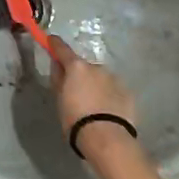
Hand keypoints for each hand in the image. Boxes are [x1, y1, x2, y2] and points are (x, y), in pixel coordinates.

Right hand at [47, 35, 136, 152]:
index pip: (63, 49)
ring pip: (100, 78)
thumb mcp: (60, 100)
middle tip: (75, 93)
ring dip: (95, 85)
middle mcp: (97, 67)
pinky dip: (108, 95)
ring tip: (93, 106)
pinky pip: (113, 89)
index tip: (51, 40)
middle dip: (79, 75)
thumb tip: (57, 65)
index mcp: (77, 68)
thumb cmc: (76, 120)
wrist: (107, 138)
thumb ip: (58, 79)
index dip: (55, 44)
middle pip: (84, 67)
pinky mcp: (127, 92)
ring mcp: (114, 78)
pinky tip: (106, 111)